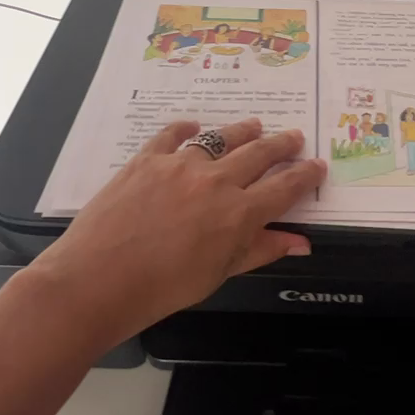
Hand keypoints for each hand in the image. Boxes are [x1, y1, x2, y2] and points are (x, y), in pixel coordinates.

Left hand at [27, 119, 323, 347]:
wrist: (96, 280)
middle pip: (260, 154)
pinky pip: (173, 135)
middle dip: (282, 145)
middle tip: (294, 137)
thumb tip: (301, 242)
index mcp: (239, 214)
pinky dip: (186, 129)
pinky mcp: (148, 159)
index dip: (305, 176)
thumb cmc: (162, 288)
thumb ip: (262, 249)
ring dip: (243, 131)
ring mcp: (181, 165)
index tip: (317, 166)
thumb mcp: (219, 273)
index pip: (285, 188)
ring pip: (222, 138)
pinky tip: (194, 127)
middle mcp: (216, 181)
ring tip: (255, 126)